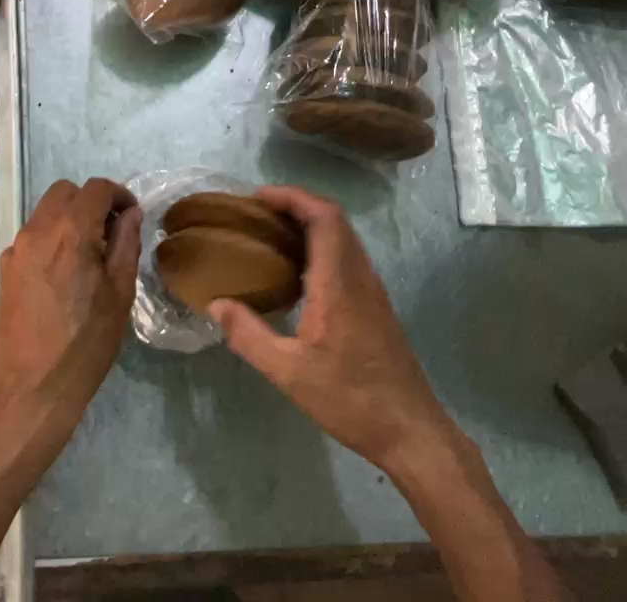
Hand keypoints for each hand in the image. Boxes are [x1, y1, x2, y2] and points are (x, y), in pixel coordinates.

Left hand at [0, 178, 139, 447]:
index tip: (131, 216)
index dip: (119, 195)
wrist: (34, 386)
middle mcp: (38, 230)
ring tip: (88, 256)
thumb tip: (130, 214)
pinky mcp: (6, 268)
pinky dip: (52, 239)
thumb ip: (126, 244)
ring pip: (46, 212)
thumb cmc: (87, 342)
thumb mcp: (120, 292)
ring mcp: (17, 248)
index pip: (97, 189)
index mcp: (71, 232)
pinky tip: (64, 275)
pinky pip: (32, 236)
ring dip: (70, 219)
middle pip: (66, 192)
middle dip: (91, 202)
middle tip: (110, 233)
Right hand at [209, 185, 452, 472]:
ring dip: (311, 225)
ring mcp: (372, 291)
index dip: (293, 197)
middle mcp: (360, 277)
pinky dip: (321, 247)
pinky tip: (297, 273)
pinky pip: (347, 258)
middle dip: (297, 205)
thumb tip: (216, 304)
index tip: (258, 197)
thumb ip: (249, 335)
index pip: (323, 217)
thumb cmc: (350, 399)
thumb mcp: (289, 373)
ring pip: (343, 238)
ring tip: (272, 236)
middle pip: (334, 220)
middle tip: (258, 214)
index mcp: (339, 283)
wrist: (410, 430)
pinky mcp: (376, 306)